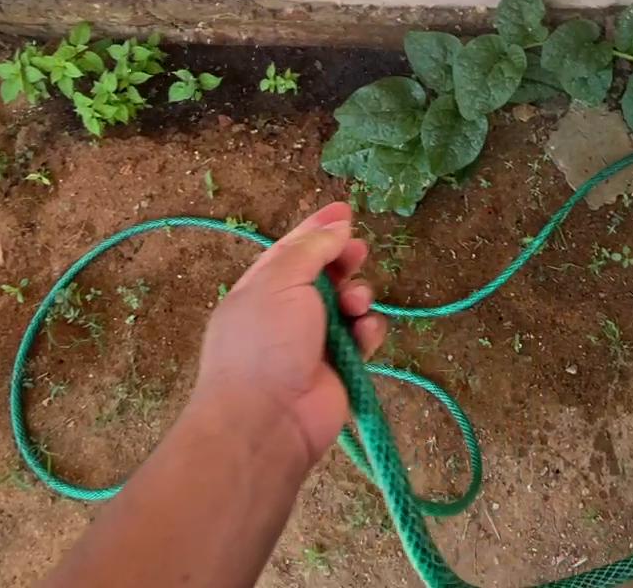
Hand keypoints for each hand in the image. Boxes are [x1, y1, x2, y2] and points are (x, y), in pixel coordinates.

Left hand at [192, 202, 388, 470]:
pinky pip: (364, 334)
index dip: (319, 228)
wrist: (266, 422)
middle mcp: (288, 311)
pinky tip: (364, 334)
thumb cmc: (265, 344)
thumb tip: (338, 225)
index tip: (346, 210)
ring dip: (359, 296)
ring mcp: (316, 339)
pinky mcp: (342, 364)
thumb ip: (312, 249)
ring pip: (350, 302)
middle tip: (359, 253)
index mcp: (263, 288)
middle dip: (345, 260)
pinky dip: (369, 329)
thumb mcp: (280, 281)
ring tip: (356, 305)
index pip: (294, 248)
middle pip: (326, 272)